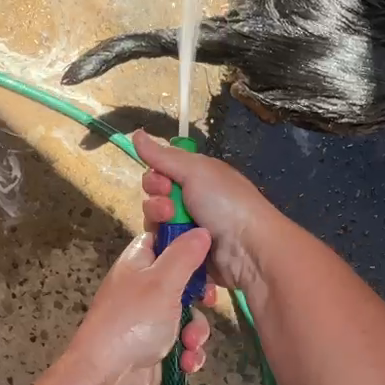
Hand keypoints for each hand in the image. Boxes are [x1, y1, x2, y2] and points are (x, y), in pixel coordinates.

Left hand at [66, 230, 213, 384]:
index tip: (208, 252)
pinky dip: (188, 351)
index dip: (186, 241)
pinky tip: (185, 362)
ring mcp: (150, 316)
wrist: (109, 374)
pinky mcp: (157, 344)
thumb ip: (184, 255)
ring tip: (189, 342)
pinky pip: (183, 340)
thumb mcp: (162, 281)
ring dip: (195, 330)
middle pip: (183, 277)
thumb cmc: (134, 319)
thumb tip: (201, 230)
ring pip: (188, 313)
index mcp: (139, 261)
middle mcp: (144, 285)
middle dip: (199, 295)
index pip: (164, 237)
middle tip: (207, 302)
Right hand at [134, 131, 287, 293]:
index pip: (161, 171)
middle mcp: (192, 200)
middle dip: (156, 201)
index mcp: (197, 177)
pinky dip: (163, 244)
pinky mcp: (186, 252)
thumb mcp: (195, 170)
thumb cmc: (226, 202)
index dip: (155, 176)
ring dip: (159, 222)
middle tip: (169, 209)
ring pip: (155, 221)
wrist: (249, 249)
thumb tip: (135, 133)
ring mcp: (189, 227)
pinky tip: (168, 245)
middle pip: (155, 196)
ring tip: (172, 227)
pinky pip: (163, 245)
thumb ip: (162, 155)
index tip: (163, 183)